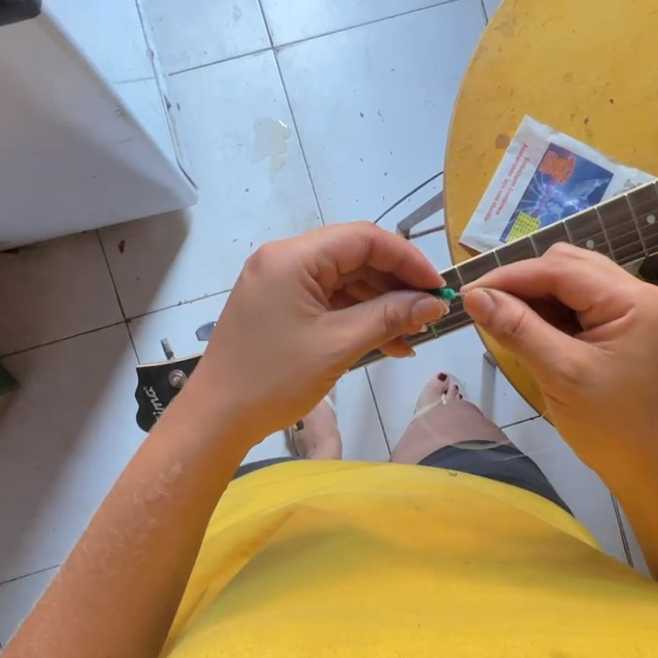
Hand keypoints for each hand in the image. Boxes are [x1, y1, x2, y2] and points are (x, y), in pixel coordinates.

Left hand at [179, 223, 448, 444]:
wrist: (217, 418)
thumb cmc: (274, 379)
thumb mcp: (338, 346)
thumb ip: (389, 317)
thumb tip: (434, 303)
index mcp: (293, 257)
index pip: (364, 238)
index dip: (407, 258)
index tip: (440, 286)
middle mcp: (284, 259)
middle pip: (354, 256)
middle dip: (396, 284)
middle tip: (430, 312)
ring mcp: (279, 283)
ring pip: (344, 281)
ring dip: (380, 305)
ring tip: (412, 336)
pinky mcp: (278, 306)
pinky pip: (327, 301)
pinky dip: (357, 318)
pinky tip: (387, 343)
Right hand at [462, 244, 657, 479]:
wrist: (647, 467)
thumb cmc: (610, 426)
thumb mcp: (560, 373)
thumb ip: (517, 329)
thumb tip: (473, 296)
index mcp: (633, 300)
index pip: (561, 270)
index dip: (511, 277)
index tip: (468, 293)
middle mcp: (636, 293)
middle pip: (566, 266)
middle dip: (522, 283)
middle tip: (484, 308)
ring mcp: (629, 309)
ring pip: (568, 283)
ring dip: (532, 297)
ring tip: (502, 319)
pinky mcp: (619, 326)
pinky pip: (575, 304)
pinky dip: (546, 312)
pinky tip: (526, 329)